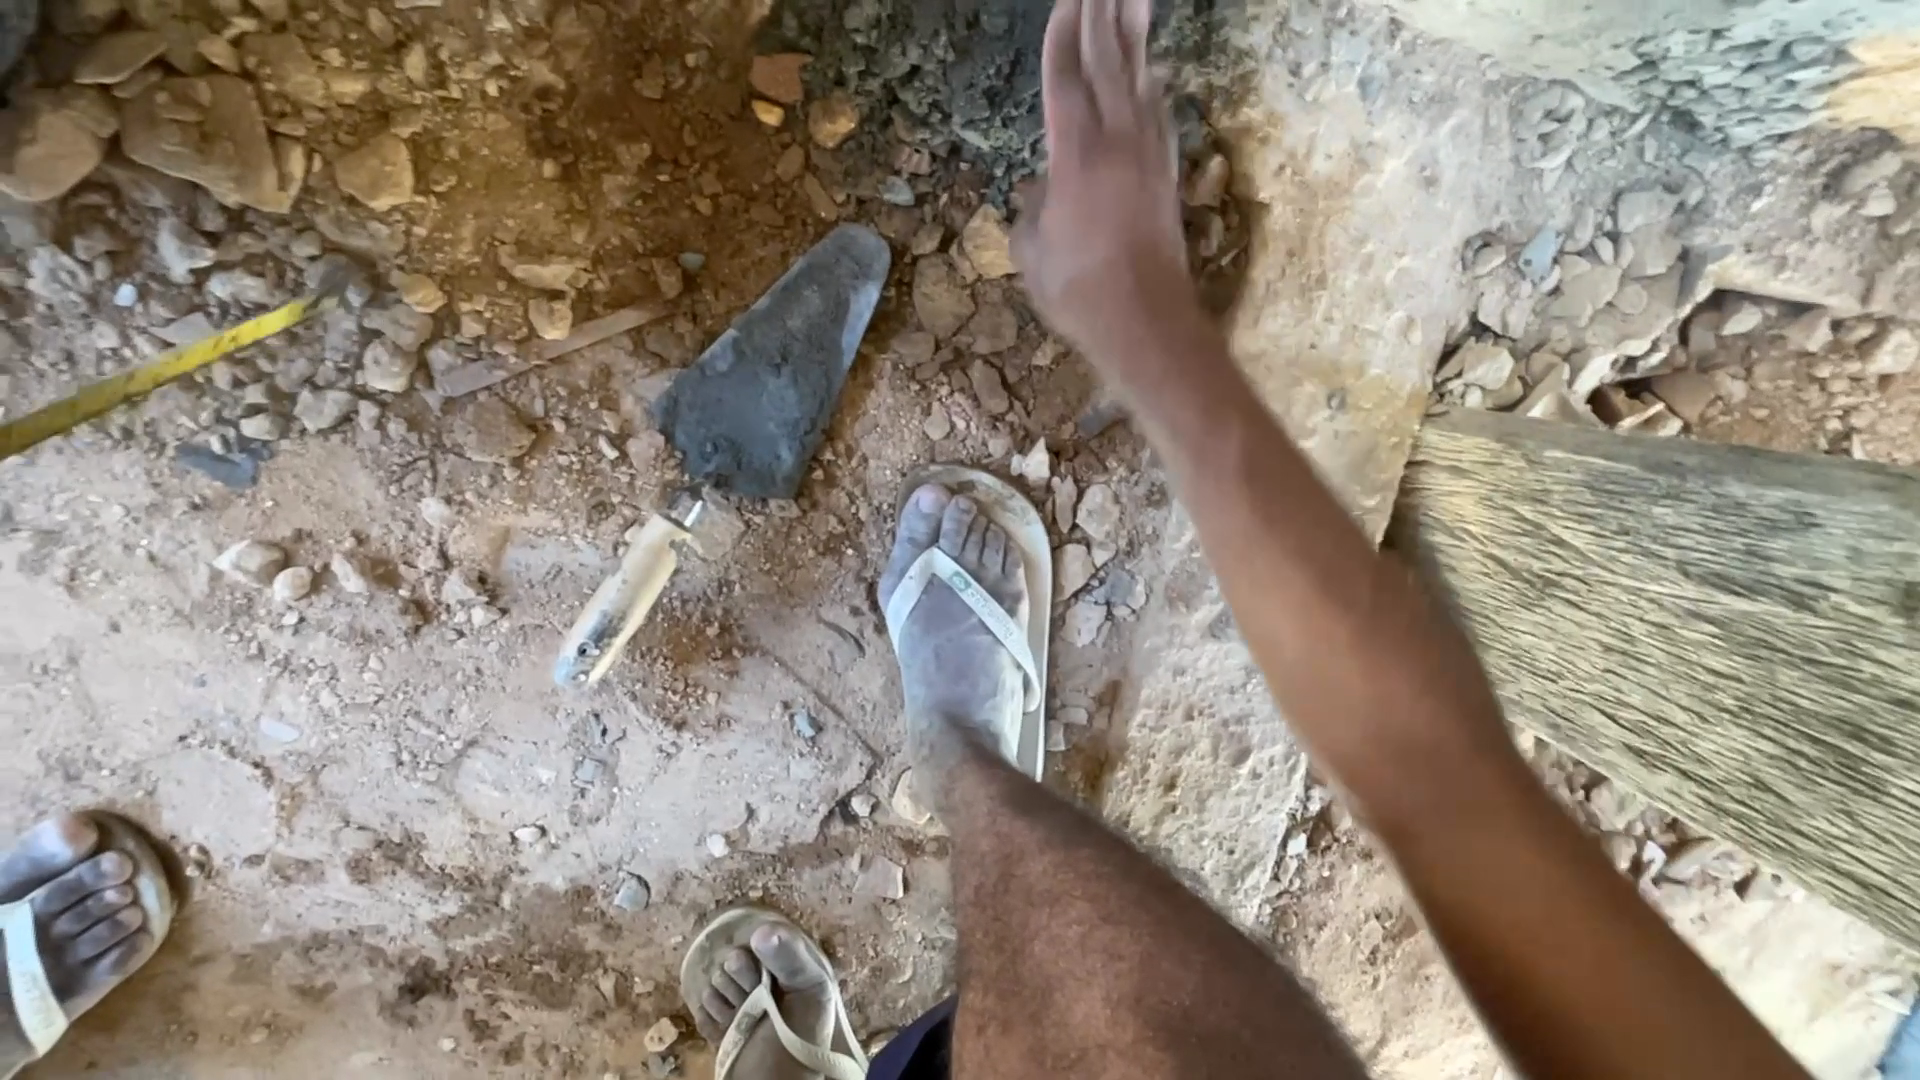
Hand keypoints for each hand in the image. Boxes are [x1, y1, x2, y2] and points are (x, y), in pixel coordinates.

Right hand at [1013, 0, 1193, 353]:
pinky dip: (1154, 90)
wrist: (1146, 321)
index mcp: (1074, 158)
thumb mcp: (1033, 255)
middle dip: (1104, 16)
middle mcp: (1116, 144)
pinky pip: (1159, 118)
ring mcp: (1147, 158)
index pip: (1066, 80)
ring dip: (1135, 40)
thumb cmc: (1079, 293)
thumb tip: (1037, 192)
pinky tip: (1154, 75)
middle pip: (1109, 65)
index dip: (1064, 36)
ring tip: (1135, 1)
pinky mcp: (1166, 178)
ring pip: (1140, 84)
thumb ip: (1031, 214)